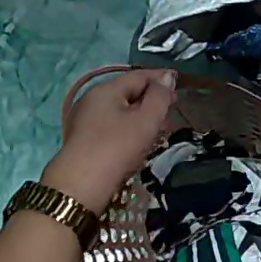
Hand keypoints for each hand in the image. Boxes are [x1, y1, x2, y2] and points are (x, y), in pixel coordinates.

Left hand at [41, 68, 176, 207]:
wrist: (81, 185)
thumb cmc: (117, 147)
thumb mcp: (146, 120)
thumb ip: (160, 96)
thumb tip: (167, 77)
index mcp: (107, 89)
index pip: (139, 76)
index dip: (161, 78)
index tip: (180, 83)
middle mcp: (93, 99)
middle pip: (129, 91)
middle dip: (153, 97)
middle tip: (173, 107)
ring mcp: (86, 118)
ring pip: (122, 108)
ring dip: (143, 113)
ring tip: (161, 125)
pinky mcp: (85, 137)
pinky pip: (114, 123)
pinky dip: (131, 125)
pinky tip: (141, 137)